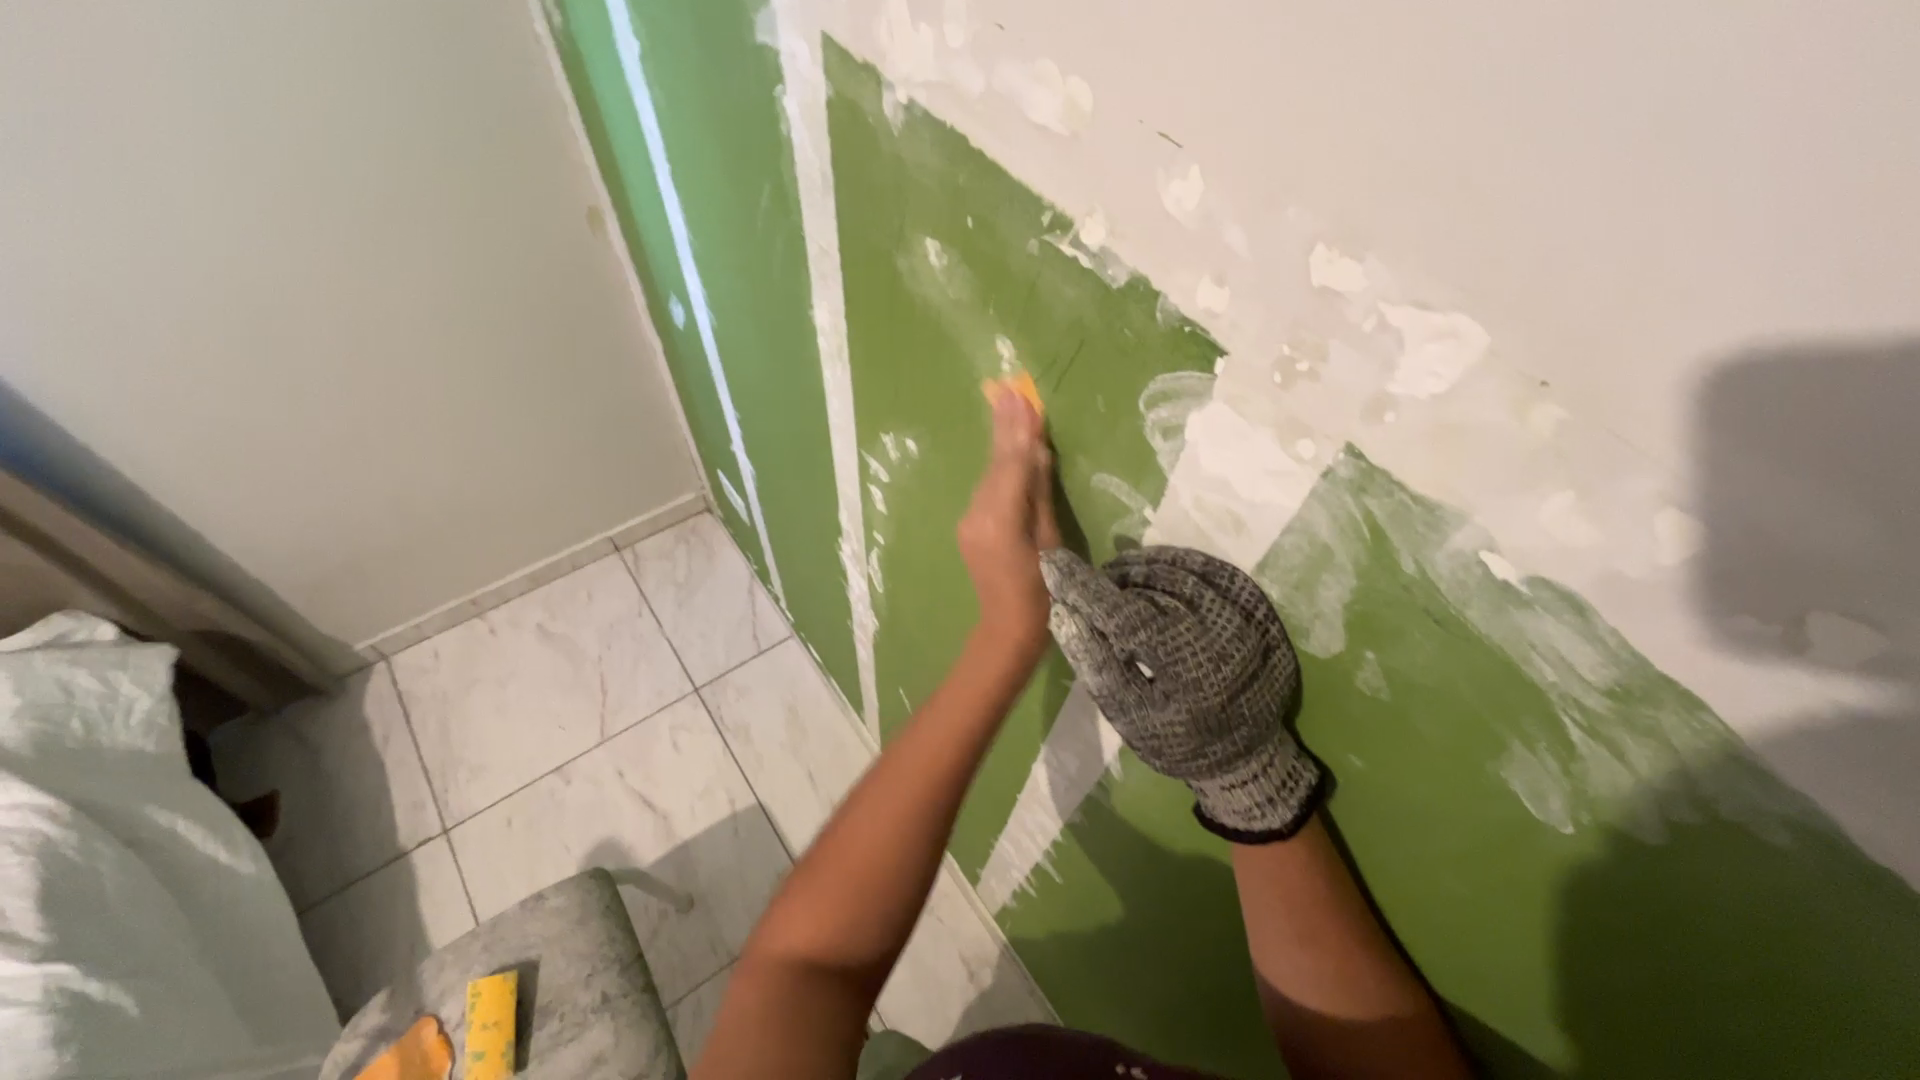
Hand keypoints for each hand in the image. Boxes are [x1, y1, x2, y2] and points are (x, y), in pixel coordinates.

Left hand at [957, 387, 1059, 656]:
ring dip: (1001, 442)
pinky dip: (999, 468)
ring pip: (990, 474)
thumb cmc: (1044, 592)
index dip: (1020, 430)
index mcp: (1000, 519)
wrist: (1007, 629)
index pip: (1013, 465)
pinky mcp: (968, 526)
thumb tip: (1038, 454)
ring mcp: (968, 520)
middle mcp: (977, 513)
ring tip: (1008, 403)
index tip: (1022, 396)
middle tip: (1009, 387)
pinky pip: (987, 490)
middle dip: (1005, 426)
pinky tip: (1008, 447)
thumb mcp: (1050, 542)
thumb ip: (1040, 495)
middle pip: (996, 463)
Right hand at [1040, 546, 1324, 842]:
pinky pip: (1217, 571)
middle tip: (1085, 584)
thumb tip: (1062, 611)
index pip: (1125, 614)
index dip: (1085, 588)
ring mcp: (1250, 621)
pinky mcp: (1263, 612)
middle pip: (1154, 587)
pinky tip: (1154, 567)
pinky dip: (1179, 562)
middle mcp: (1225, 638)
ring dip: (1142, 567)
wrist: (1246, 758)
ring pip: (1184, 572)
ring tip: (1114, 575)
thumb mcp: (1129, 716)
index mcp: (1190, 671)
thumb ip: (1095, 663)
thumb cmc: (1178, 743)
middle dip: (1112, 580)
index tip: (1052, 564)